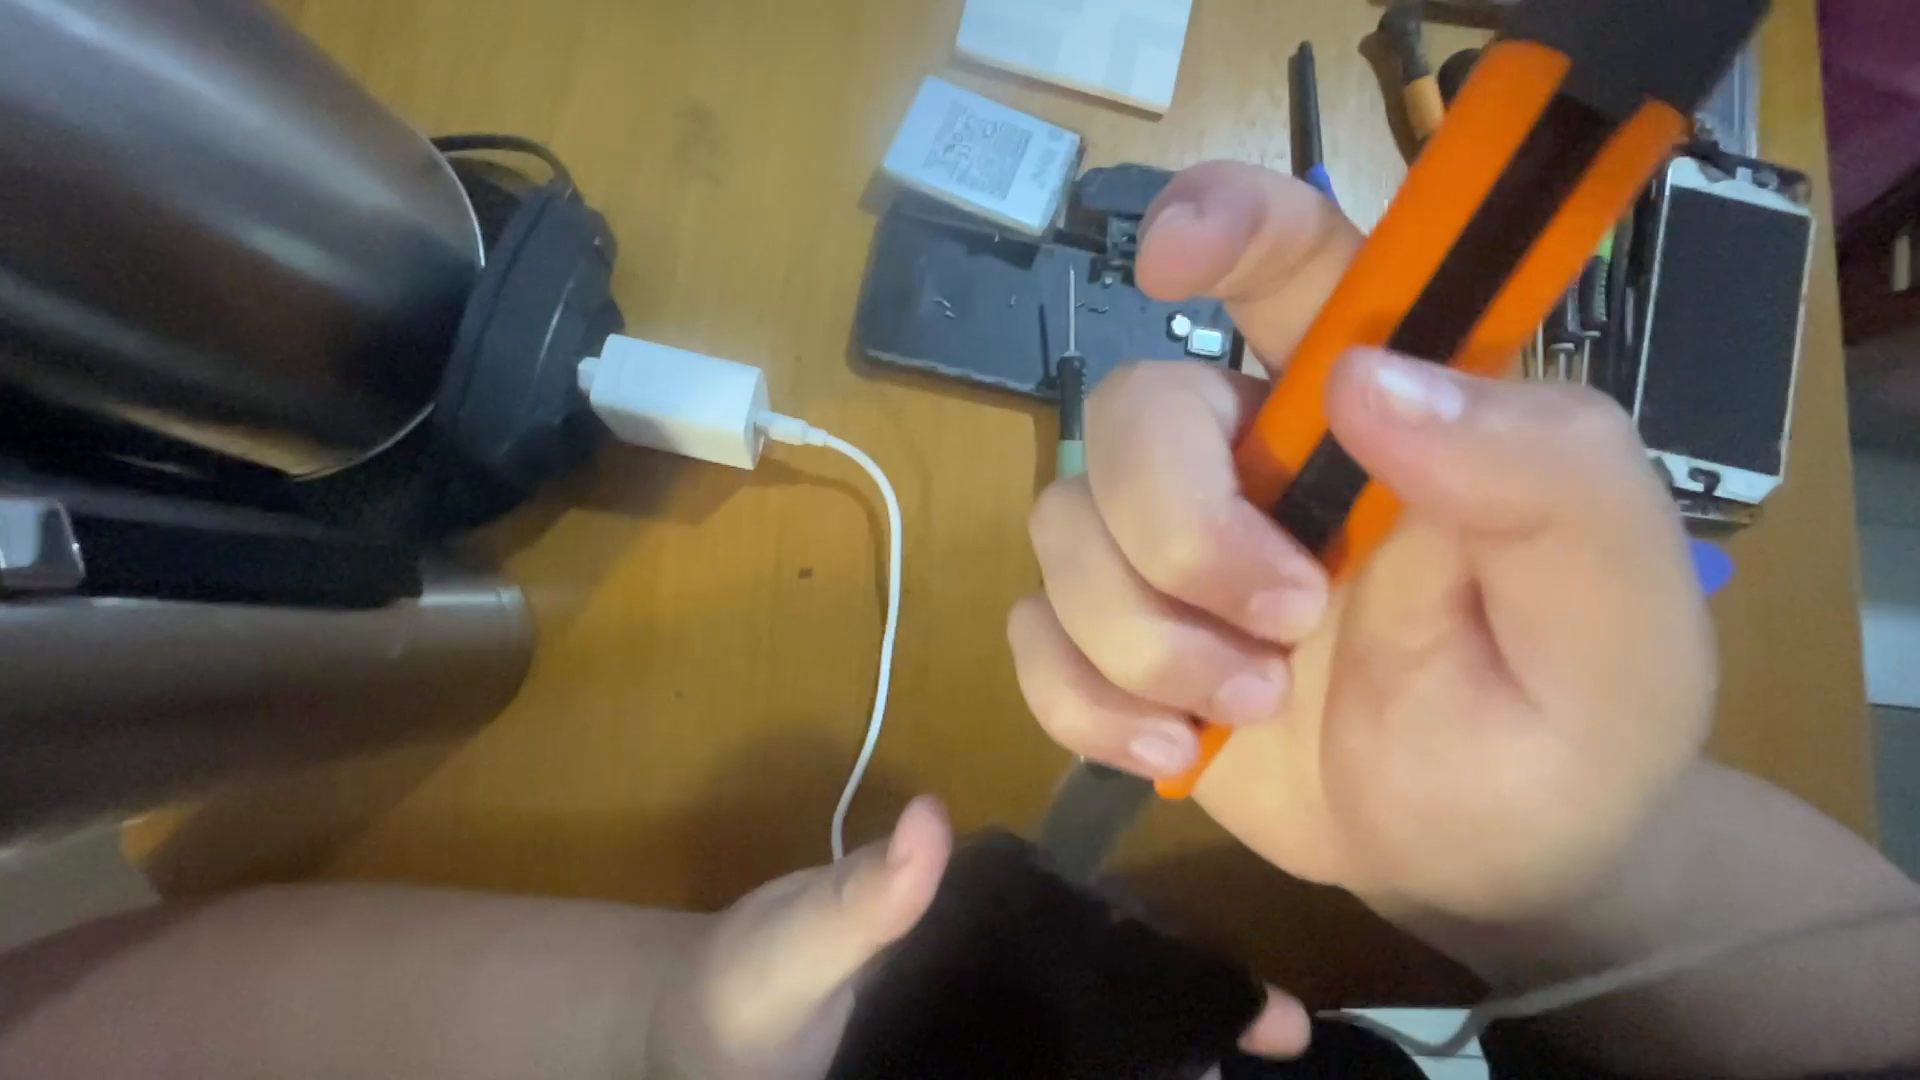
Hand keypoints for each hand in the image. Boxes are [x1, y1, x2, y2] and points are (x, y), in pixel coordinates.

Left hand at [648, 797, 1310, 1077]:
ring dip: (1149, 1063)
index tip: (1262, 1007)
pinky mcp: (956, 1070)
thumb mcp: (793, 938)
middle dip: (1188, 1021)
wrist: (690, 1048)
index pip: (1088, 923)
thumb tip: (932, 815)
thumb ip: (857, 894)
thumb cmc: (739, 978)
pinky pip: (1035, 1075)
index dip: (1172, 959)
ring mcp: (974, 1027)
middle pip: (1102, 989)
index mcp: (969, 912)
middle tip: (1266, 1059)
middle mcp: (987, 964)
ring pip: (1078, 1041)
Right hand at [1009, 162, 1714, 920]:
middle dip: (1178, 534)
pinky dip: (1083, 700)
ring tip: (1246, 708)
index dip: (1218, 222)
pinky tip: (1166, 747)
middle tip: (1280, 627)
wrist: (1468, 856)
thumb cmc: (1559, 727)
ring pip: (1060, 531)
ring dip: (1142, 639)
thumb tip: (1367, 381)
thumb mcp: (1614, 615)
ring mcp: (1157, 554)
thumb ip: (1542, 475)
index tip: (1167, 260)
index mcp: (1366, 410)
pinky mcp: (1103, 640)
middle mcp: (1242, 459)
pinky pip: (1031, 635)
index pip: (1286, 257)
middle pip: (1125, 417)